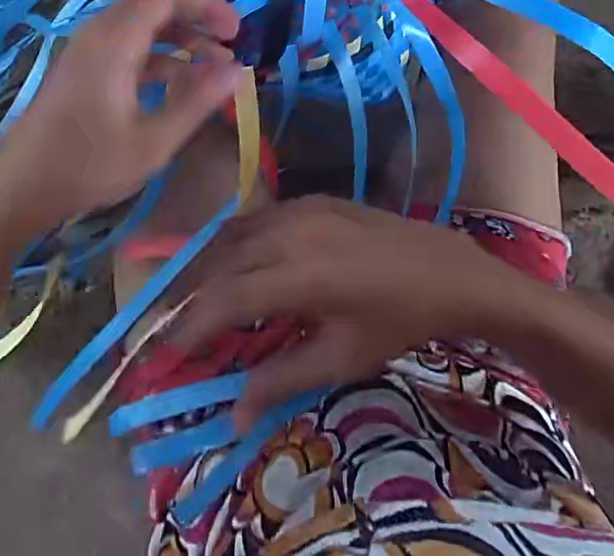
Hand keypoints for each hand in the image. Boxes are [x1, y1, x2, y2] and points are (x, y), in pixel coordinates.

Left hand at [0, 0, 242, 234]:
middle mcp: (99, 31)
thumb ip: (197, 101)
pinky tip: (180, 80)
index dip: (208, 3)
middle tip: (230, 41)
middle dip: (198, 15)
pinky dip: (158, 52)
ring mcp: (87, 46)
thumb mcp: (153, 141)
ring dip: (180, 35)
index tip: (237, 31)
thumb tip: (239, 71)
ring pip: (142, 21)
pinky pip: (127, 41)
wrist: (20, 186)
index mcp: (115, 41)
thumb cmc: (87, 167)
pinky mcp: (83, 64)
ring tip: (214, 64)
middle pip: (155, 0)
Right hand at [170, 196, 525, 429]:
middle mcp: (290, 232)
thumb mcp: (342, 358)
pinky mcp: (308, 198)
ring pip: (232, 235)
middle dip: (190, 298)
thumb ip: (281, 379)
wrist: (445, 269)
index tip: (167, 354)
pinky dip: (232, 243)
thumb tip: (233, 415)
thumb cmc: (397, 321)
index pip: (227, 300)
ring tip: (190, 298)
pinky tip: (230, 263)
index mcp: (301, 276)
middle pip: (221, 264)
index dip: (192, 327)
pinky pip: (255, 218)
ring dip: (206, 266)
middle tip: (172, 329)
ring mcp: (298, 208)